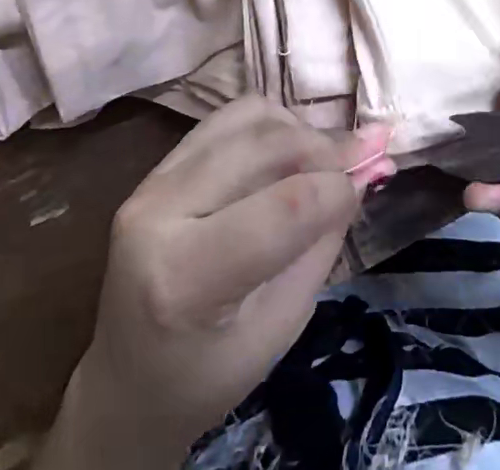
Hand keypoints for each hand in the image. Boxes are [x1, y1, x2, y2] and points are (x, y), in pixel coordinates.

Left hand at [43, 97, 394, 468]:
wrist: (126, 380)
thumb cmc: (208, 374)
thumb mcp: (282, 323)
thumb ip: (325, 239)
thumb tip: (370, 167)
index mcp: (185, 279)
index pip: (283, 207)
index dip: (340, 185)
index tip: (372, 178)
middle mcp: (158, 214)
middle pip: (265, 145)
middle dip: (327, 146)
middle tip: (364, 156)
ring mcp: (150, 184)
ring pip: (246, 118)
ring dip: (299, 128)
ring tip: (324, 159)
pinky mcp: (155, 169)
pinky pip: (226, 121)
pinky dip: (271, 125)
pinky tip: (288, 153)